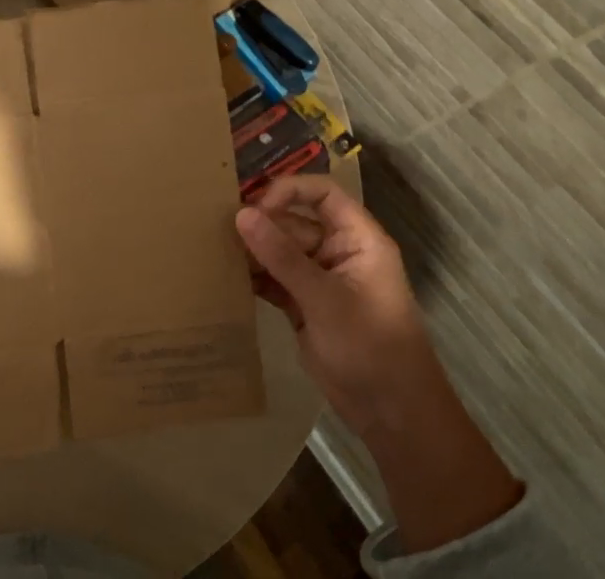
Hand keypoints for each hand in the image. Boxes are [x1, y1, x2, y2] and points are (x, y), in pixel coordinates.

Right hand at [234, 175, 436, 434]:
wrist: (391, 412)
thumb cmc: (370, 347)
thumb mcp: (324, 299)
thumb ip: (281, 256)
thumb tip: (241, 214)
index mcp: (358, 240)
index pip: (323, 194)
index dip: (288, 192)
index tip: (253, 208)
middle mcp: (339, 253)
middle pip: (294, 221)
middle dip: (260, 224)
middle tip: (216, 230)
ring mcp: (320, 281)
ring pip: (280, 251)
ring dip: (252, 251)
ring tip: (214, 251)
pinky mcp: (304, 306)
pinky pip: (274, 279)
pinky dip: (253, 278)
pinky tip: (225, 278)